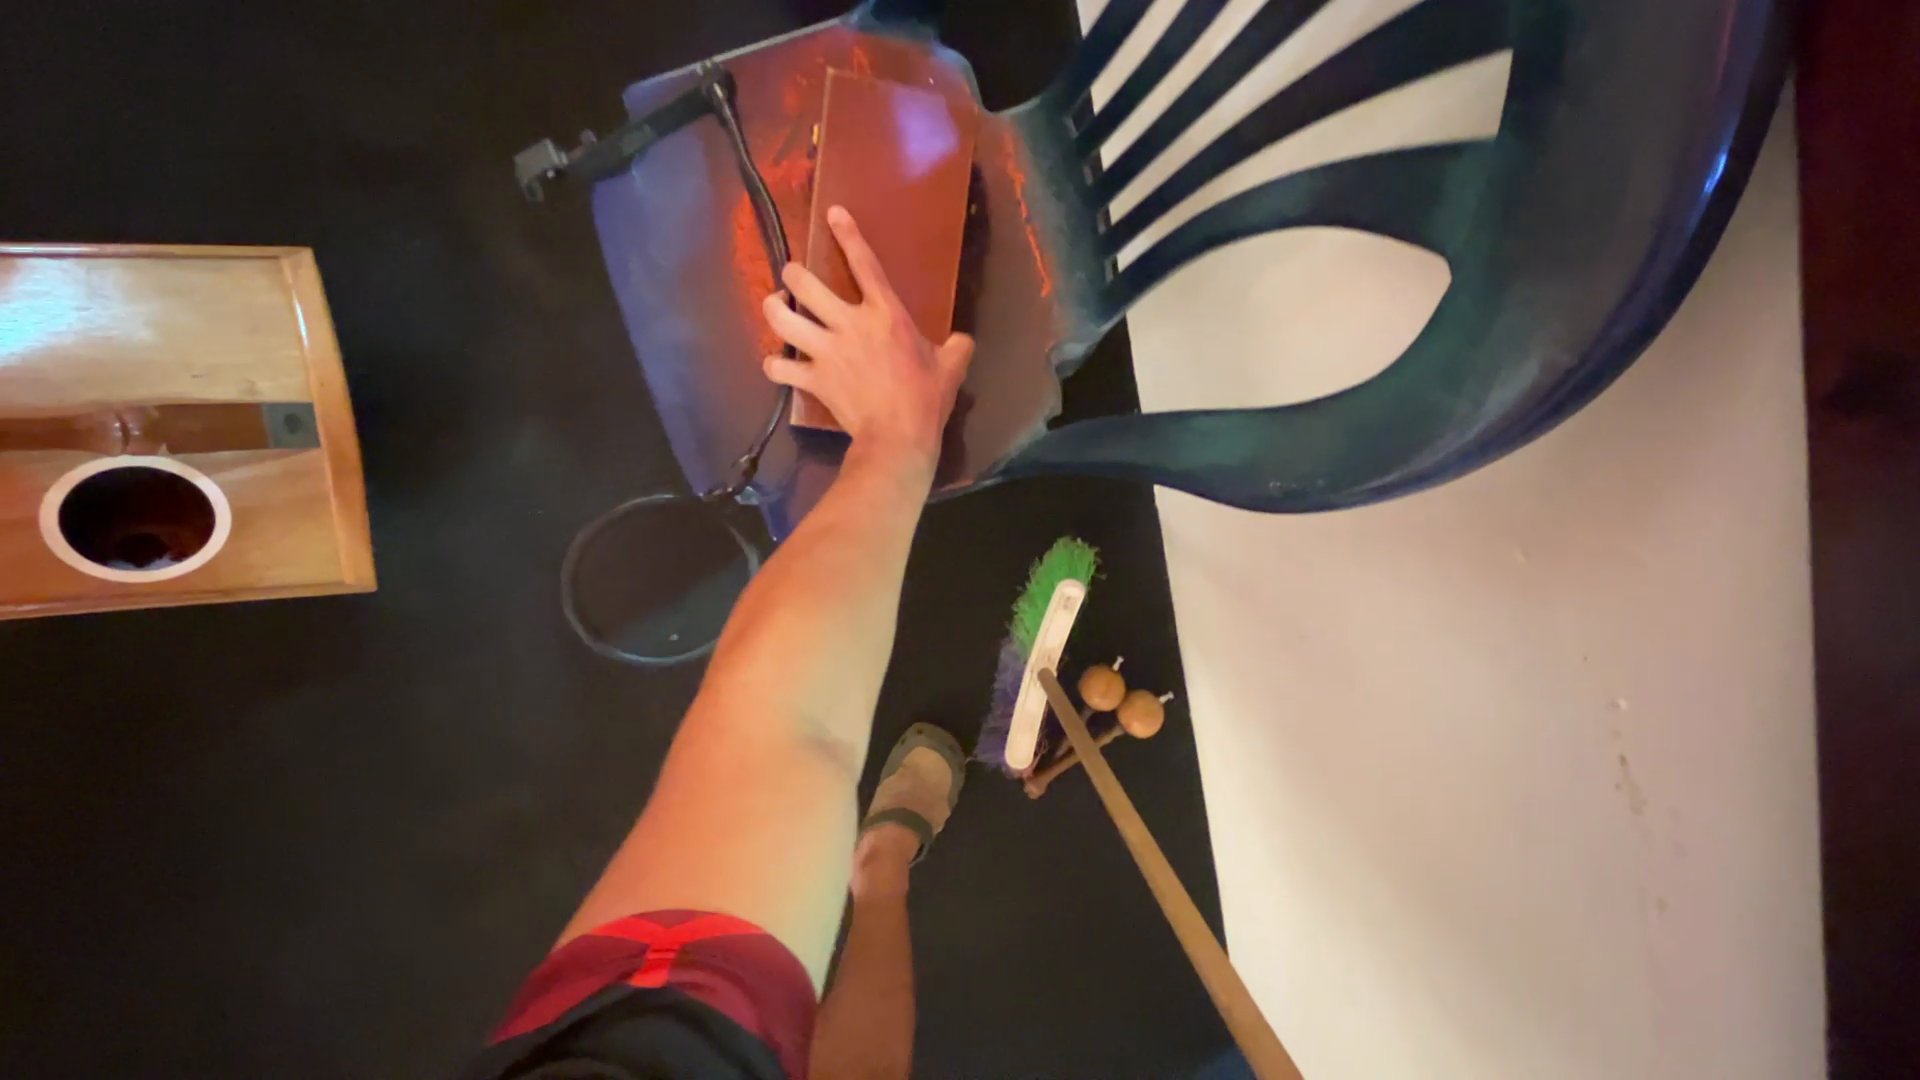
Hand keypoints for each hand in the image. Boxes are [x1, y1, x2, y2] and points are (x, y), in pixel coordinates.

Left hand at [761, 206, 973, 469]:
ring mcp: (827, 351)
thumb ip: (957, 346)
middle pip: (805, 284)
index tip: (833, 213)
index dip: (848, 235)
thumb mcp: (952, 367)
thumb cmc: (926, 399)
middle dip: (793, 274)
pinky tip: (777, 365)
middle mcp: (850, 325)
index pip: (865, 264)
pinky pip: (779, 368)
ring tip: (776, 307)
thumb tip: (963, 340)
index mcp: (886, 315)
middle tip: (792, 278)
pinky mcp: (814, 379)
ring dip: (774, 309)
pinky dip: (775, 366)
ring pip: (783, 318)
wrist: (899, 436)